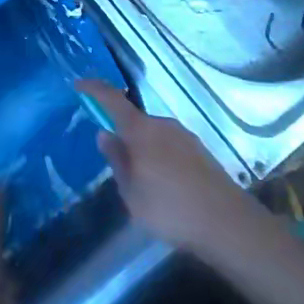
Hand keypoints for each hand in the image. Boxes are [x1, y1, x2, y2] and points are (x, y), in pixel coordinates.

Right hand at [77, 79, 271, 258]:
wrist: (224, 220)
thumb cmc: (169, 209)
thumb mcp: (132, 193)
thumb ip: (117, 160)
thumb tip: (105, 134)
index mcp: (141, 131)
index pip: (112, 100)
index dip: (94, 89)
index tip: (79, 83)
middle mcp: (162, 124)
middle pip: (135, 120)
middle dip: (124, 136)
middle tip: (119, 168)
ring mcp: (183, 134)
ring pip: (153, 135)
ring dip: (144, 150)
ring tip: (145, 187)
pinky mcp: (199, 148)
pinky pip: (169, 145)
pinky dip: (161, 157)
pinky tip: (166, 187)